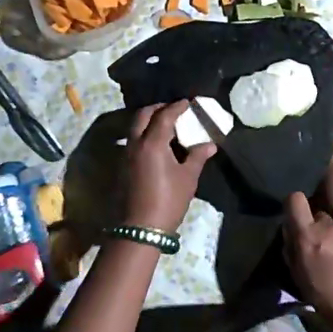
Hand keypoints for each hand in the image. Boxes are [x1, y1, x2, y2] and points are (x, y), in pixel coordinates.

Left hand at [122, 102, 215, 232]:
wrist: (140, 229)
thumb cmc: (168, 201)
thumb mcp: (188, 178)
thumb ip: (197, 156)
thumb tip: (210, 144)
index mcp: (153, 143)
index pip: (164, 115)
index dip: (177, 106)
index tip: (188, 102)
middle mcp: (136, 143)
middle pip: (143, 115)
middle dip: (158, 108)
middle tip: (173, 109)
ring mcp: (126, 154)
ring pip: (135, 127)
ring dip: (149, 120)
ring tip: (166, 125)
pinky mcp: (123, 165)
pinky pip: (133, 140)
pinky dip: (144, 134)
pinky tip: (157, 144)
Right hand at [283, 191, 332, 331]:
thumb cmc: (330, 302)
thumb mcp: (301, 280)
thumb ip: (293, 252)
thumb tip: (291, 235)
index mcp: (308, 236)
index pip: (295, 199)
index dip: (293, 206)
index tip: (295, 219)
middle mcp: (329, 226)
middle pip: (318, 212)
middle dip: (316, 224)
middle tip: (318, 243)